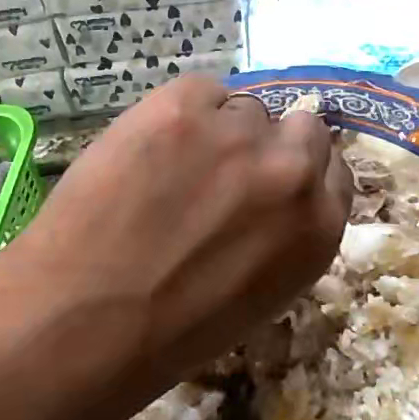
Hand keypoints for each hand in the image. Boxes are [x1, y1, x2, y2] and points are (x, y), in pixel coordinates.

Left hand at [14, 77, 352, 384]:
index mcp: (318, 227)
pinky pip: (199, 90)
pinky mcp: (183, 106)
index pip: (332, 167)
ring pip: (243, 108)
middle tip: (221, 165)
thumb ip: (282, 232)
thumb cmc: (170, 328)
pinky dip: (178, 113)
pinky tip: (147, 148)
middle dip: (267, 143)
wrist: (86, 321)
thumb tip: (271, 193)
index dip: (298, 167)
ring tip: (169, 167)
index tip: (270, 174)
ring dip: (217, 131)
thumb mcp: (260, 293)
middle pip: (300, 125)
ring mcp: (238, 133)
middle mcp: (292, 171)